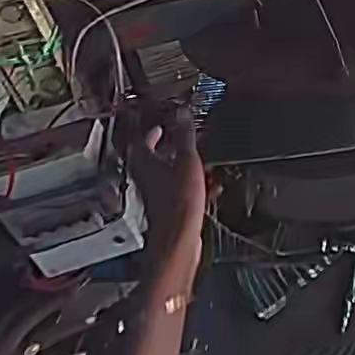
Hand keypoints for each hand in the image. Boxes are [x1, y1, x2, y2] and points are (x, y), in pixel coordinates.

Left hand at [124, 103, 208, 263]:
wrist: (179, 241)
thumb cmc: (178, 204)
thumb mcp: (186, 161)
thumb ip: (184, 136)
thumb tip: (182, 113)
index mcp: (146, 164)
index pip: (142, 143)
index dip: (151, 133)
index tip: (160, 127)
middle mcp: (149, 180)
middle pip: (155, 159)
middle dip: (170, 149)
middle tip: (181, 141)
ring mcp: (160, 196)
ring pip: (170, 176)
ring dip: (184, 167)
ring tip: (202, 162)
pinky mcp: (172, 210)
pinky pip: (183, 192)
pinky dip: (195, 186)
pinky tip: (212, 187)